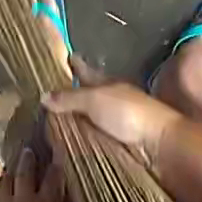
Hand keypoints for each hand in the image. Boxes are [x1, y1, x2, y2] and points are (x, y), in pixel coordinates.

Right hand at [43, 55, 184, 169]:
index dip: (76, 64)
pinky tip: (69, 143)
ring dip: (75, 118)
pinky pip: (92, 138)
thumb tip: (43, 95)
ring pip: (89, 117)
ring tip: (54, 120)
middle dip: (71, 92)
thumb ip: (70, 98)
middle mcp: (110, 101)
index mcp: (107, 84)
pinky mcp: (115, 145)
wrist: (159, 144)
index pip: (86, 71)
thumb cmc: (129, 113)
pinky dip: (81, 138)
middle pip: (86, 95)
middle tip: (49, 92)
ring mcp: (114, 124)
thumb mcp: (95, 100)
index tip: (66, 55)